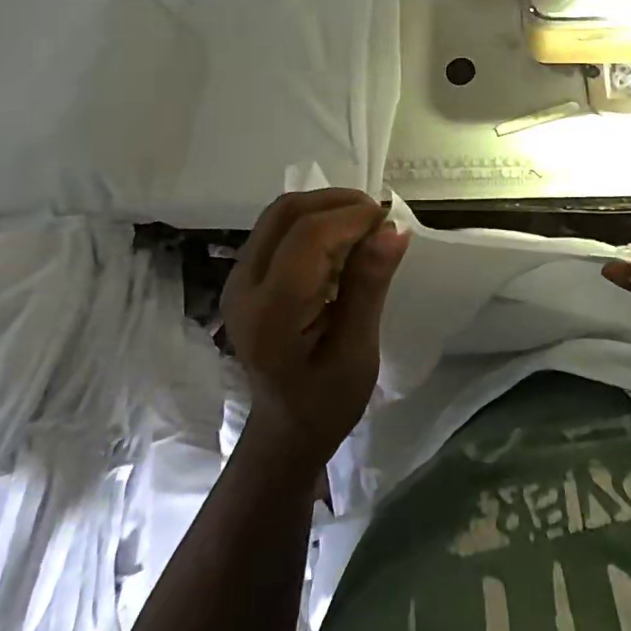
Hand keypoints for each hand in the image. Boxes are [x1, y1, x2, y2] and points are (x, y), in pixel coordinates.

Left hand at [223, 189, 410, 468]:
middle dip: (336, 202)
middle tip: (379, 219)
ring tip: (364, 227)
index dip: (351, 217)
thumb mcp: (358, 351)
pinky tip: (340, 241)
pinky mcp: (244, 275)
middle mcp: (243, 286)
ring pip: (280, 214)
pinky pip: (277, 228)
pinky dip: (313, 221)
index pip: (307, 237)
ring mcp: (238, 278)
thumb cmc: (327, 401)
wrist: (286, 428)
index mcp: (270, 313)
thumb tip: (392, 229)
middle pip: (286, 213)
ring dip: (325, 207)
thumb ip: (368, 286)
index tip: (389, 222)